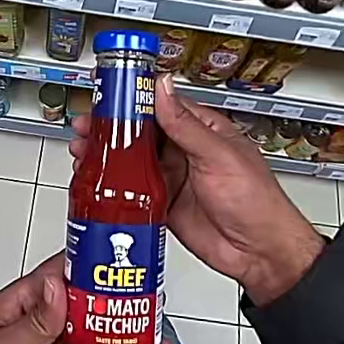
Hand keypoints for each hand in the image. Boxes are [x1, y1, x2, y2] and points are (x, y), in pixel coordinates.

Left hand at [0, 255, 159, 343]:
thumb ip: (31, 324)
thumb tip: (59, 287)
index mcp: (26, 300)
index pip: (66, 272)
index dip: (95, 264)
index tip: (125, 263)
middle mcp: (44, 319)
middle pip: (90, 303)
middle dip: (120, 304)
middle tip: (151, 308)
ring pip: (98, 337)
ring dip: (124, 340)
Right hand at [72, 73, 322, 304]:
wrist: (259, 254)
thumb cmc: (255, 201)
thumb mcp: (218, 156)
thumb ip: (186, 125)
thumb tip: (163, 89)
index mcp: (202, 130)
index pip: (160, 106)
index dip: (132, 100)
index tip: (107, 95)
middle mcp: (184, 151)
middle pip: (140, 133)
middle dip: (111, 128)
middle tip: (86, 125)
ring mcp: (172, 177)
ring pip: (131, 161)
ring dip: (107, 155)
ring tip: (83, 150)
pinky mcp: (162, 203)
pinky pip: (132, 191)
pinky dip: (113, 186)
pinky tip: (96, 180)